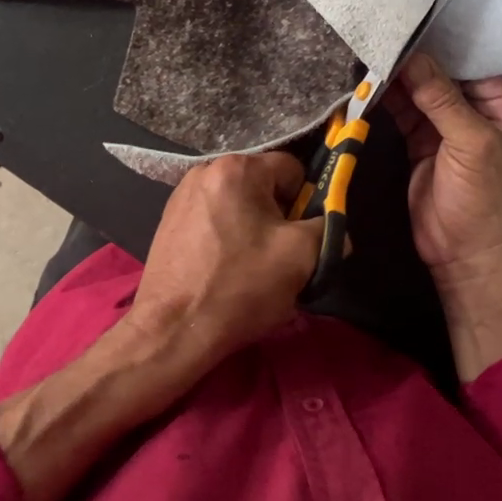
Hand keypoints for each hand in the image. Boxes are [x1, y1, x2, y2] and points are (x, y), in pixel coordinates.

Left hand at [0, 154, 320, 500]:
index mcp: (238, 168)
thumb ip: (328, 229)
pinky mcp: (168, 221)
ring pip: (239, 204)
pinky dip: (226, 238)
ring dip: (252, 228)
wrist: (172, 332)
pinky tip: (223, 270)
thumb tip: (332, 228)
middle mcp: (206, 169)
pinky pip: (214, 218)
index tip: (299, 238)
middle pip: (263, 186)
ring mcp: (182, 194)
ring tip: (248, 268)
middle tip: (276, 257)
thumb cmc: (240, 288)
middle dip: (277, 217)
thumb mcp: (301, 256)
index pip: (293, 170)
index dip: (305, 203)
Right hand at [387, 53, 501, 380]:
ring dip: (400, 80)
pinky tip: (370, 83)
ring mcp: (448, 134)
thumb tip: (415, 57)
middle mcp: (479, 117)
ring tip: (371, 51)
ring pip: (422, 96)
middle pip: (445, 79)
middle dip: (418, 60)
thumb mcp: (472, 146)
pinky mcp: (422, 149)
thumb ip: (443, 100)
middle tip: (384, 31)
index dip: (448, 47)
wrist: (467, 262)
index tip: (417, 21)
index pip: (476, 67)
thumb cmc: (486, 202)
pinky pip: (406, 117)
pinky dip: (390, 102)